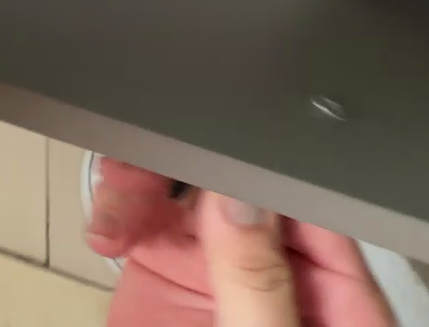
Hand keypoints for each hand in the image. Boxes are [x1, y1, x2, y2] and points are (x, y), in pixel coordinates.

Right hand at [90, 159, 394, 326]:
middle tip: (132, 175)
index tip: (198, 138)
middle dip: (168, 166)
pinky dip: (109, 212)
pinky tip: (103, 233)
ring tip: (111, 219)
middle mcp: (266, 267)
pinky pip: (131, 215)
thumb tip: (239, 195)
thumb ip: (258, 280)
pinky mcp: (157, 268)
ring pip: (168, 187)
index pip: (297, 202)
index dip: (250, 162)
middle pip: (220, 180)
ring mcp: (208, 265)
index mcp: (326, 291)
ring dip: (130, 186)